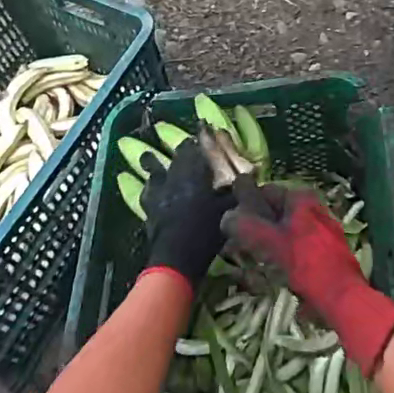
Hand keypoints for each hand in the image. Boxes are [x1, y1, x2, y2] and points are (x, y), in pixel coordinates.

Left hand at [141, 141, 235, 290]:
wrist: (177, 258)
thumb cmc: (205, 231)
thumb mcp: (227, 211)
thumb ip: (235, 194)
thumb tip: (246, 180)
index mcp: (193, 173)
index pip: (195, 148)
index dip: (198, 141)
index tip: (204, 134)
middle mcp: (174, 177)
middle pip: (175, 157)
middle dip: (181, 149)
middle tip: (185, 145)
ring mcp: (158, 193)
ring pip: (153, 171)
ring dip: (153, 163)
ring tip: (149, 157)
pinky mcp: (148, 209)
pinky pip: (146, 192)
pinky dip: (149, 188)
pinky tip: (150, 189)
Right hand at [222, 180, 393, 375]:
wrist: (343, 296)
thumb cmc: (306, 265)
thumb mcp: (271, 243)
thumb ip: (246, 226)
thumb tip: (226, 217)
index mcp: (302, 198)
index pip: (265, 191)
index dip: (246, 205)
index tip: (233, 224)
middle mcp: (314, 207)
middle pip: (275, 210)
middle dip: (257, 225)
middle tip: (240, 244)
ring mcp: (322, 228)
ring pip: (286, 228)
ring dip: (269, 240)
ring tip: (254, 259)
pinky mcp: (326, 249)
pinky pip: (297, 244)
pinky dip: (284, 252)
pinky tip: (275, 269)